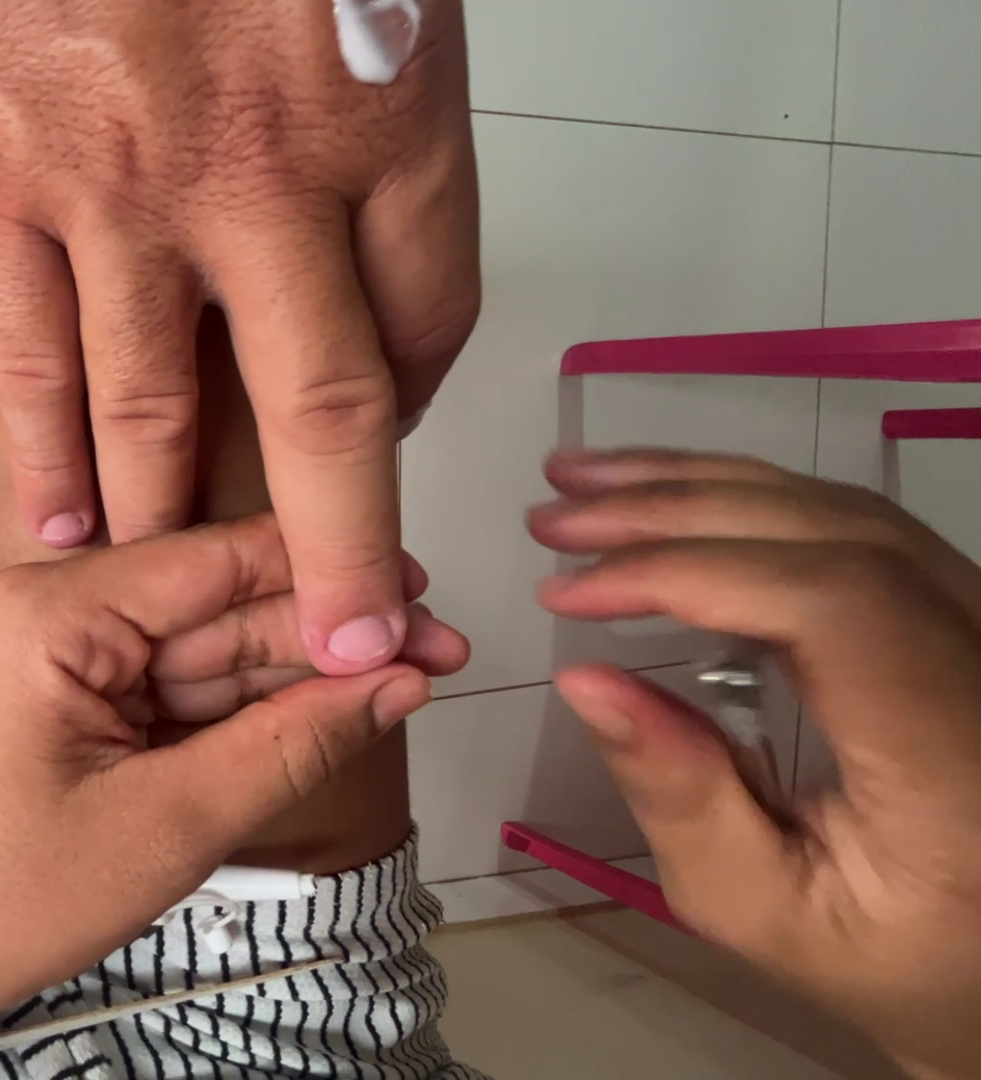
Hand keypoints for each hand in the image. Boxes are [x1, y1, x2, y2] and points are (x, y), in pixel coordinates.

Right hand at [0, 0, 480, 674]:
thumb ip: (380, 117)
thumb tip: (366, 269)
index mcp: (374, 106)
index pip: (424, 314)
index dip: (412, 405)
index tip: (383, 448)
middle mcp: (254, 174)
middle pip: (319, 408)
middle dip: (337, 544)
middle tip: (346, 633)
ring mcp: (118, 196)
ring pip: (157, 407)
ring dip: (172, 518)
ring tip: (178, 592)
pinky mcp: (4, 197)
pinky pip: (37, 360)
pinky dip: (48, 455)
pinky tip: (60, 524)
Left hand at [0, 515, 437, 1043]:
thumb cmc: (3, 897)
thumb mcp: (166, 824)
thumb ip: (288, 744)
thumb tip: (394, 682)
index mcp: (50, 611)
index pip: (213, 561)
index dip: (324, 577)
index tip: (421, 598)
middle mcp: (50, 605)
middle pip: (214, 603)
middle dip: (322, 634)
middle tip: (433, 652)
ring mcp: (59, 645)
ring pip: (201, 645)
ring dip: (293, 672)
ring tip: (397, 684)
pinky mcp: (70, 686)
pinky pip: (171, 681)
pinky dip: (240, 704)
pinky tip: (317, 710)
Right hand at [529, 448, 980, 1079]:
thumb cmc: (886, 952)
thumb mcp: (753, 906)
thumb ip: (675, 795)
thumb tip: (581, 678)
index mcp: (961, 760)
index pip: (834, 606)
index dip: (684, 574)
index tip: (563, 595)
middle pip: (835, 536)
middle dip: (668, 514)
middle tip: (548, 520)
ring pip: (843, 508)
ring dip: (691, 484)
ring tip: (572, 479)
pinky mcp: (963, 609)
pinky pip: (848, 522)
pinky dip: (734, 492)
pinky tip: (655, 489)